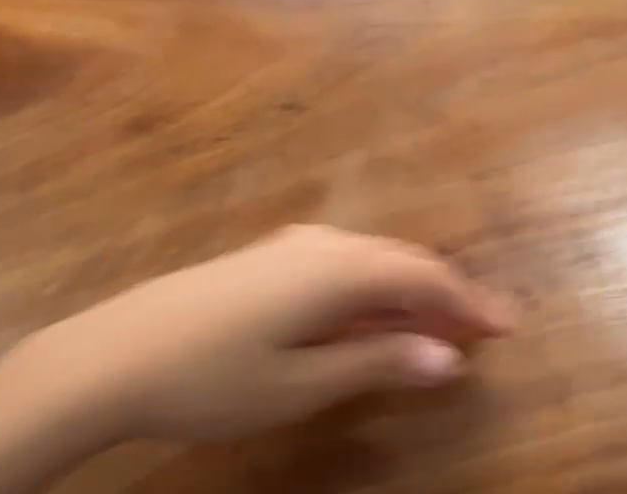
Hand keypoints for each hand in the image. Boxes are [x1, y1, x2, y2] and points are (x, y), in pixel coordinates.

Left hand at [31, 225, 515, 442]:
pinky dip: (373, 290)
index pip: (423, 278)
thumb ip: (377, 363)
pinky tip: (372, 318)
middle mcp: (323, 244)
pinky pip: (342, 266)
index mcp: (339, 269)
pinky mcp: (269, 260)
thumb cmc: (215, 375)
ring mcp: (292, 247)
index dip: (469, 302)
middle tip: (485, 327)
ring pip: (372, 261)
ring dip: (410, 291)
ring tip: (438, 328)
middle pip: (402, 262)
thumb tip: (447, 357)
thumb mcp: (302, 383)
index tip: (509, 325)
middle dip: (447, 293)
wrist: (117, 352)